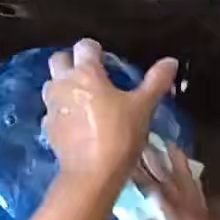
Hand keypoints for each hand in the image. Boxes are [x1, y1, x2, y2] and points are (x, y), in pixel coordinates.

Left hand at [42, 38, 176, 191]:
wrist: (92, 174)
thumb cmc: (119, 135)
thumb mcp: (143, 107)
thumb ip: (156, 81)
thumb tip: (170, 61)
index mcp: (85, 73)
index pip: (84, 46)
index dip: (95, 50)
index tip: (106, 61)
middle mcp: (63, 84)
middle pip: (58, 59)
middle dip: (71, 62)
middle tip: (90, 76)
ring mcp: (52, 106)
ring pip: (51, 85)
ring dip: (64, 86)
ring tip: (83, 99)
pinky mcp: (48, 128)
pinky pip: (52, 111)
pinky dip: (63, 112)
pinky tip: (77, 124)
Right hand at [134, 143, 219, 219]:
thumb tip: (135, 214)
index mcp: (175, 216)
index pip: (153, 188)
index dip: (138, 174)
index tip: (124, 160)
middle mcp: (189, 208)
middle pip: (171, 178)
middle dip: (157, 159)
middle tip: (145, 141)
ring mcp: (200, 211)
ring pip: (188, 180)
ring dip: (177, 162)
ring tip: (169, 145)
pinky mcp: (206, 217)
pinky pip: (197, 190)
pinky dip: (189, 177)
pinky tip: (186, 172)